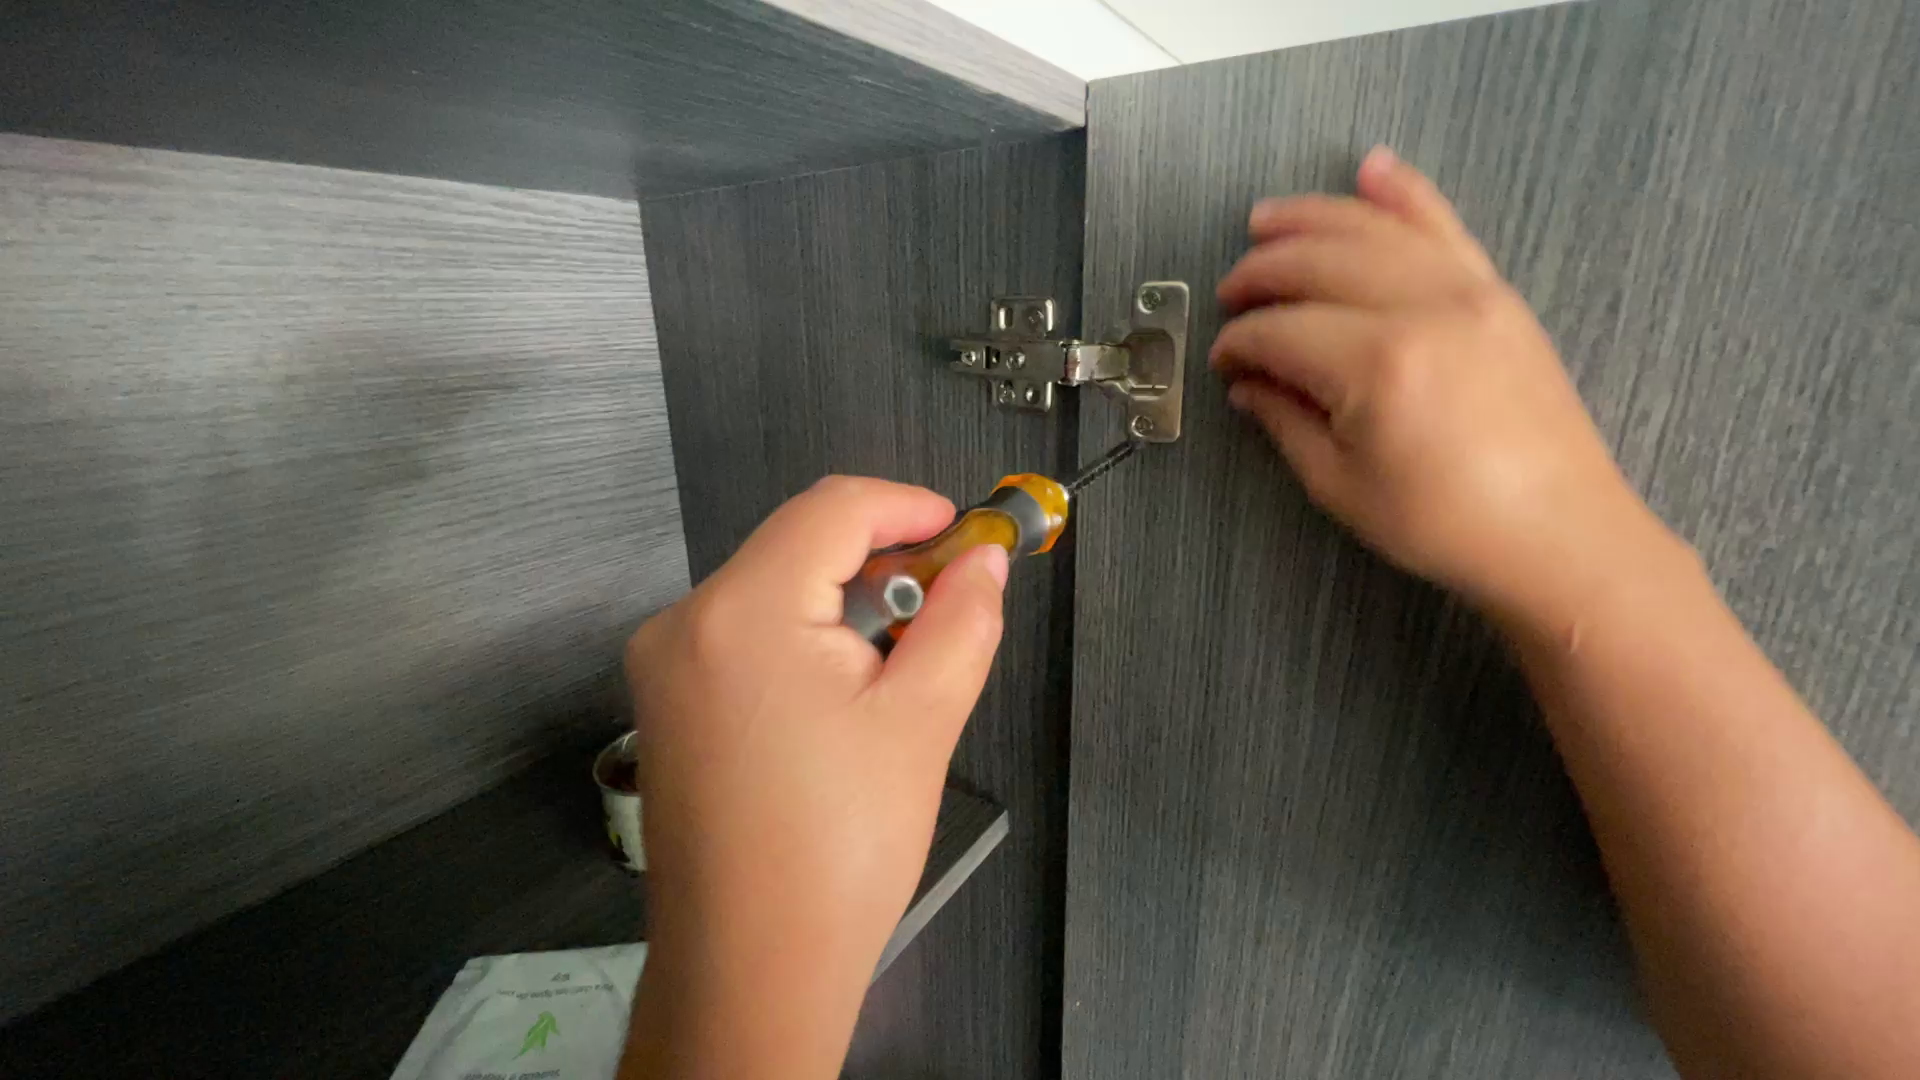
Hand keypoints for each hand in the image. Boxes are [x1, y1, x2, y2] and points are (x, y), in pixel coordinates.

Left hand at [620, 476, 1006, 1078]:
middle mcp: (685, 621)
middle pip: (799, 543)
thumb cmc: (842, 847)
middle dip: (881, 558)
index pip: (833, 508)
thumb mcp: (922, 720)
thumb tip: (984, 561)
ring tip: (899, 660)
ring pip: (774, 585)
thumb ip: (963, 619)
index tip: (962, 532)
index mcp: (743, 611)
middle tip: (943, 604)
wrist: (752, 972)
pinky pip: (746, 630)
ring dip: (846, 598)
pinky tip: (843, 690)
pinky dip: (806, 632)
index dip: (908, 505)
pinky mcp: (667, 701)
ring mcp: (665, 663)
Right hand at [1211, 146, 1682, 625]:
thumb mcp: (1337, 483)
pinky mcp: (1496, 292)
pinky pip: (1443, 225)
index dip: (1239, 341)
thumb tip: (1246, 383)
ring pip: (1374, 230)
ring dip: (1312, 219)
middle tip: (1227, 295)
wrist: (1555, 531)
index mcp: (1378, 365)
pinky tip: (1371, 169)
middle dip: (1261, 272)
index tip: (1220, 360)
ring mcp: (1469, 291)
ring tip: (1264, 222)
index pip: (1282, 330)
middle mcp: (1423, 308)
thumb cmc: (1436, 521)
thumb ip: (1284, 420)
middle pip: (1320, 263)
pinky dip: (1405, 193)